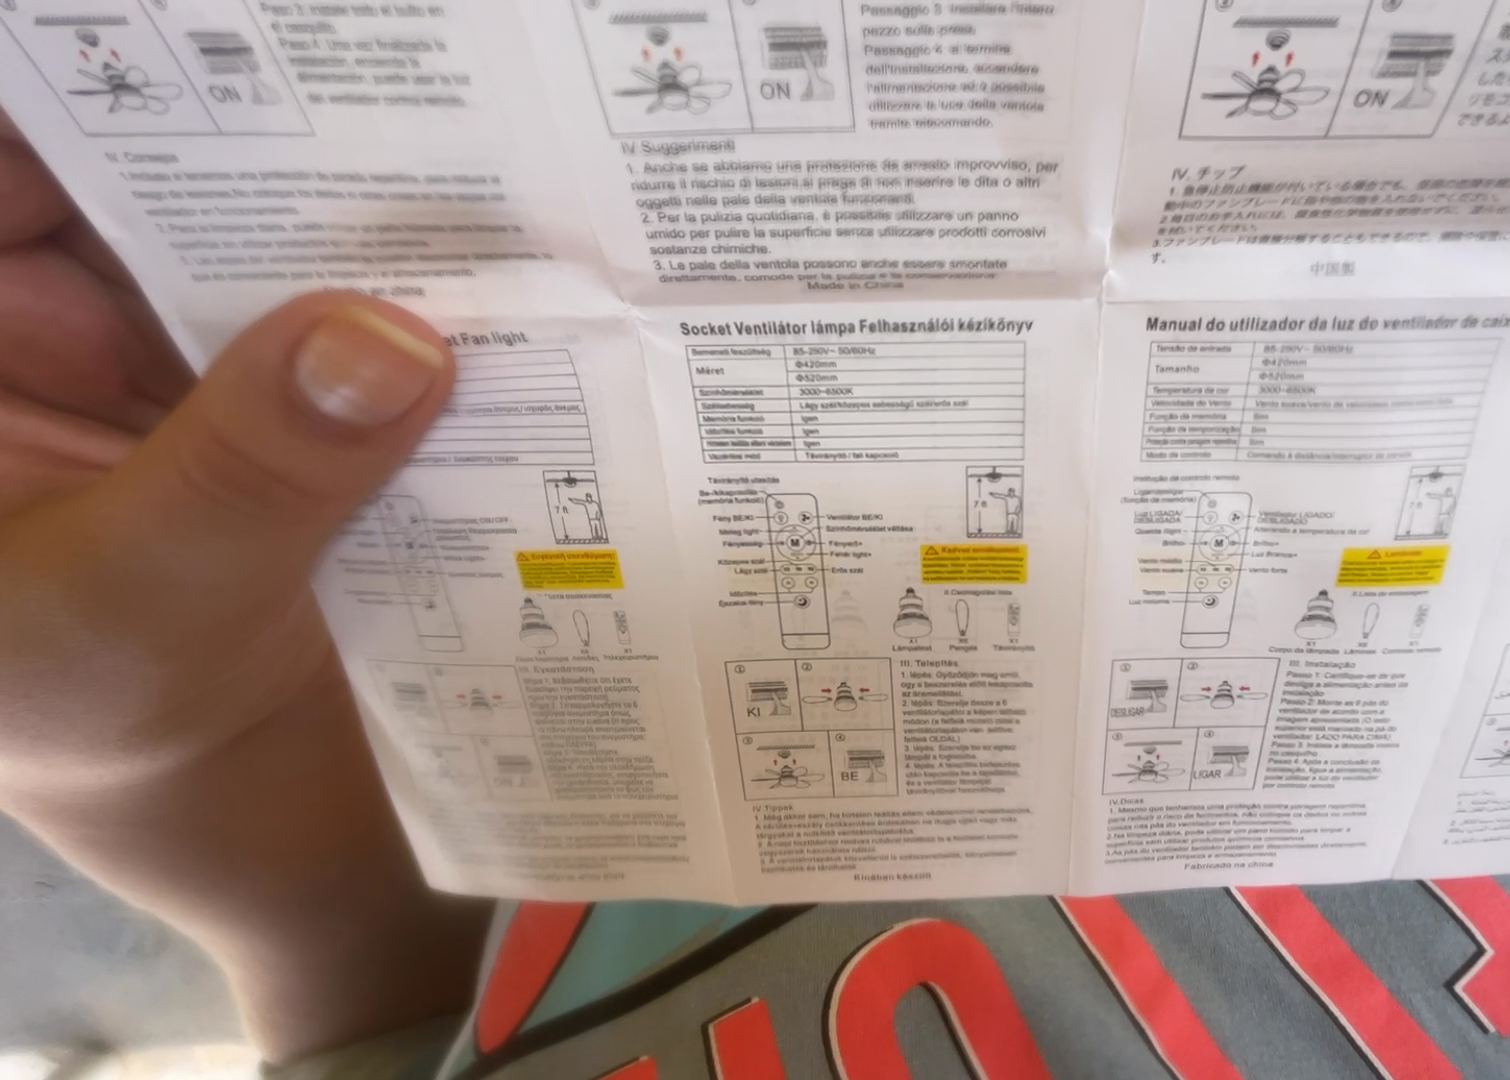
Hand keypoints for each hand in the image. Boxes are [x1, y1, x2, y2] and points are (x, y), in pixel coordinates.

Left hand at [0, 118, 486, 1058]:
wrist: (232, 777)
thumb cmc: (103, 718)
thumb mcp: (136, 603)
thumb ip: (249, 474)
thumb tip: (395, 342)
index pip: (18, 159)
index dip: (121, 86)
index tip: (268, 63)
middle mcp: (82, 325)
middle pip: (179, 190)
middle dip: (295, 167)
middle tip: (435, 137)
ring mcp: (217, 366)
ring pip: (301, 269)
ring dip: (393, 260)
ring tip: (499, 228)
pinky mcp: (317, 412)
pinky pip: (379, 348)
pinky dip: (441, 343)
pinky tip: (513, 336)